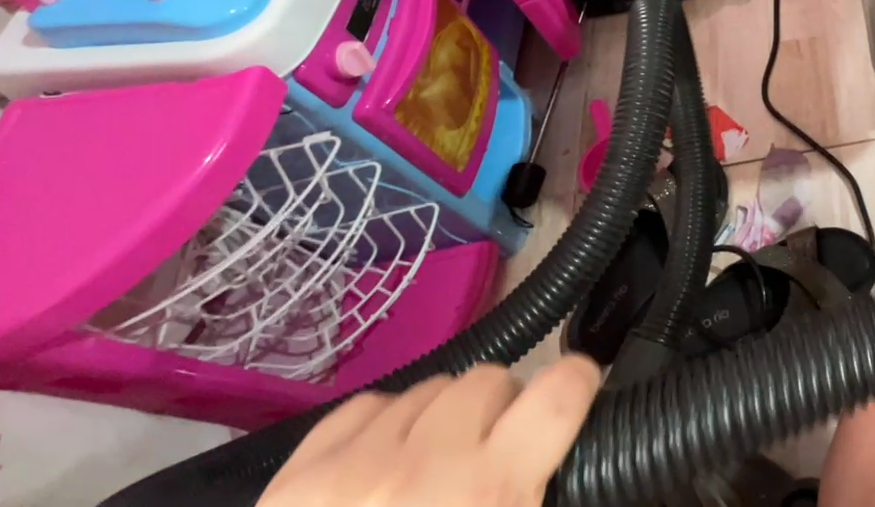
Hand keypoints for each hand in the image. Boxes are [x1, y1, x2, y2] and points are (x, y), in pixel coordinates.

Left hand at [259, 356, 600, 506]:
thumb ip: (533, 500)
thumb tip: (550, 472)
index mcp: (491, 493)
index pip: (559, 393)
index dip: (579, 379)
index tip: (577, 389)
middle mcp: (428, 464)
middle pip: (490, 381)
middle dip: (502, 407)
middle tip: (493, 450)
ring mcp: (355, 467)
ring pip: (429, 389)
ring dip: (442, 418)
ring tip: (432, 466)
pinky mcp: (295, 480)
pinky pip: (365, 407)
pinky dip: (384, 425)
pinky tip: (381, 465)